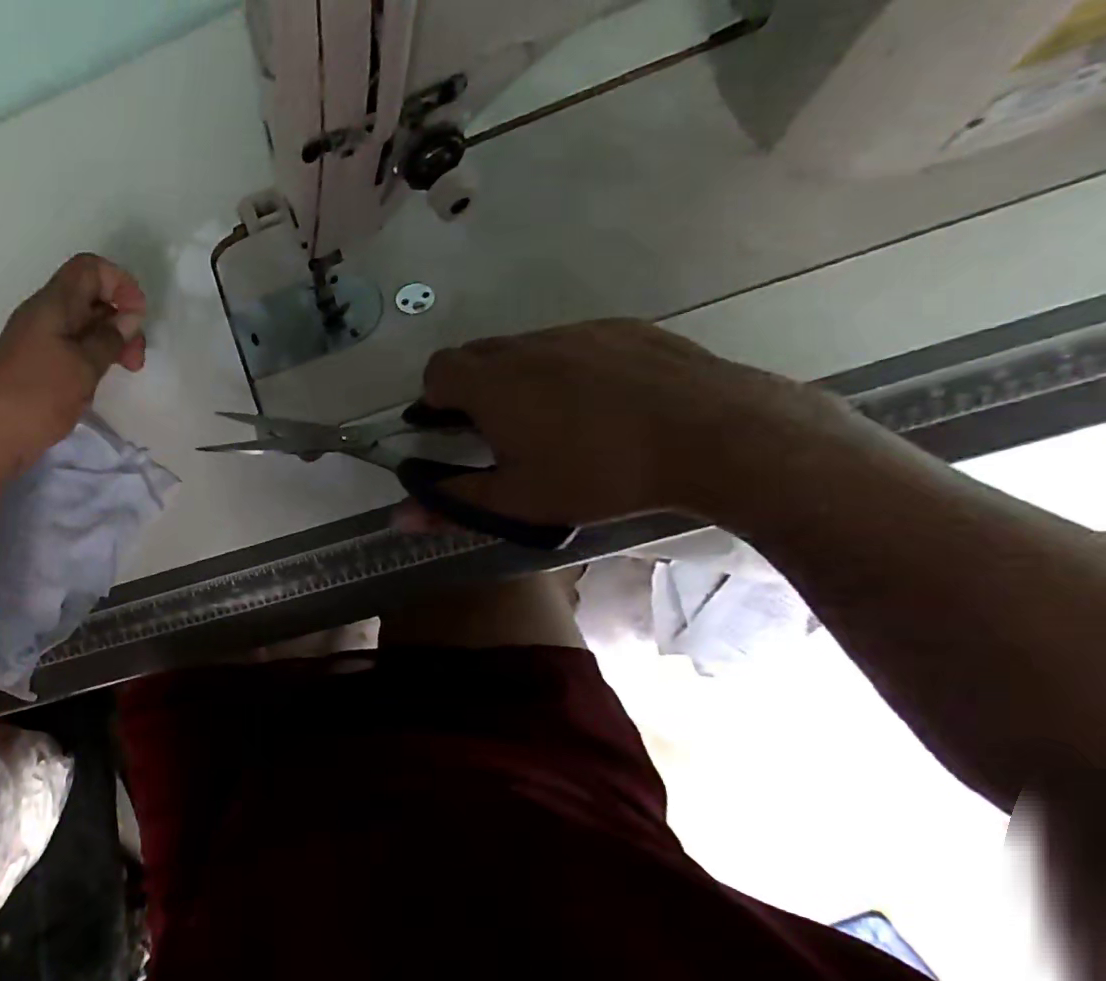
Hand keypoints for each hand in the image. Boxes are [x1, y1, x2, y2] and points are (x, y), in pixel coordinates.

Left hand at [0, 253, 146, 476]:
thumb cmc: (36, 396)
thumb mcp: (82, 366)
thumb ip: (108, 339)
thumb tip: (128, 318)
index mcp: (52, 304)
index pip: (90, 269)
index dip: (120, 283)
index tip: (137, 318)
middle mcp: (43, 317)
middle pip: (89, 299)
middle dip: (119, 320)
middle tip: (135, 359)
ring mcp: (37, 344)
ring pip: (82, 329)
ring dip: (107, 345)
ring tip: (121, 373)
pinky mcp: (35, 370)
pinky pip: (70, 353)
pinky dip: (90, 362)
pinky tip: (95, 386)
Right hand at [399, 319, 857, 529]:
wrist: (716, 436)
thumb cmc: (600, 474)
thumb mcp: (518, 501)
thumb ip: (450, 504)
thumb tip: (396, 519)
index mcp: (492, 384)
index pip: (437, 370)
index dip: (434, 398)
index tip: (449, 429)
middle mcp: (527, 347)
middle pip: (476, 354)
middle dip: (471, 386)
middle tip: (494, 429)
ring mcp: (579, 332)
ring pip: (525, 348)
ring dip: (518, 377)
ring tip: (551, 419)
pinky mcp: (625, 329)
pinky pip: (574, 343)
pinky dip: (566, 367)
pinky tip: (600, 404)